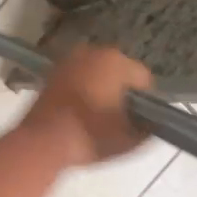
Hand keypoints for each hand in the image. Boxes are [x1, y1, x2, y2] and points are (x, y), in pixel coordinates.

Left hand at [18, 44, 152, 166]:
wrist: (42, 143)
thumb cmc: (91, 136)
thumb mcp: (130, 138)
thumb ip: (150, 127)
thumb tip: (154, 122)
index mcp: (116, 61)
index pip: (143, 79)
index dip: (145, 102)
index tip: (139, 121)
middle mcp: (91, 52)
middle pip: (118, 73)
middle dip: (120, 92)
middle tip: (118, 120)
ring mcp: (67, 62)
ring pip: (95, 76)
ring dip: (100, 91)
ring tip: (98, 119)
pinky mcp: (50, 76)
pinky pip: (75, 82)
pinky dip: (80, 93)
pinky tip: (79, 114)